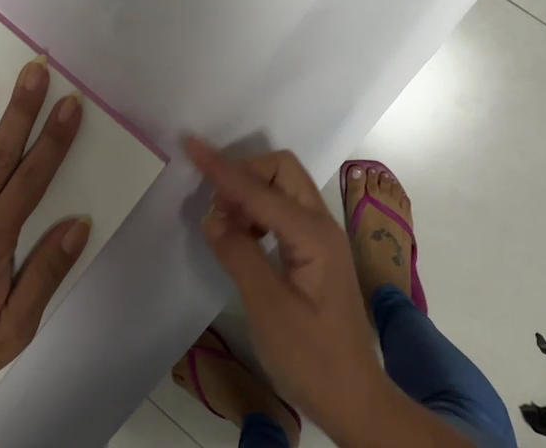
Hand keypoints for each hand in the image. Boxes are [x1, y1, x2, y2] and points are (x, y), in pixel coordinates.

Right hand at [186, 139, 387, 433]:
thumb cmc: (310, 358)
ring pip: (284, 188)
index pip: (260, 189)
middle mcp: (322, 226)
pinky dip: (258, 212)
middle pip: (282, 170)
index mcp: (313, 235)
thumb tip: (212, 216)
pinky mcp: (316, 253)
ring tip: (224, 224)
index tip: (192, 146)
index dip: (223, 169)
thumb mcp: (267, 308)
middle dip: (244, 173)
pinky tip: (242, 239)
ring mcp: (322, 238)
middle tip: (214, 203)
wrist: (353, 399)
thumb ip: (238, 254)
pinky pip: (284, 211)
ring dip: (250, 193)